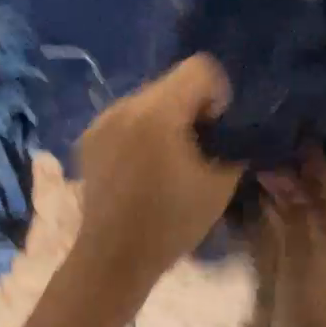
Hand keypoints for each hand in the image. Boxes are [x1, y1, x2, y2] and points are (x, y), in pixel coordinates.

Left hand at [71, 54, 237, 292]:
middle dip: (192, 106)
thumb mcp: (220, 184)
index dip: (217, 92)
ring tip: (171, 159)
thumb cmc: (171, 223)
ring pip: (150, 98)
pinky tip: (145, 167)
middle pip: (173, 82)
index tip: (217, 128)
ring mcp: (103, 120)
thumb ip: (234, 142)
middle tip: (199, 147)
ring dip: (168, 117)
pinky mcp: (89, 136)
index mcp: (158, 112)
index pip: (199, 67)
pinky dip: (144, 130)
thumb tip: (236, 125)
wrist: (113, 260)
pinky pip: (129, 116)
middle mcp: (126, 105)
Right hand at [259, 155, 325, 326]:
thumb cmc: (312, 304)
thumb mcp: (304, 254)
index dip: (314, 158)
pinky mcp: (298, 267)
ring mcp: (315, 252)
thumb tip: (283, 173)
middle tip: (268, 144)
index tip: (291, 133)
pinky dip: (277, 211)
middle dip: (295, 171)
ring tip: (259, 163)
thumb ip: (294, 213)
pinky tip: (259, 198)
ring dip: (285, 188)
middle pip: (315, 194)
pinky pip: (289, 228)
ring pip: (301, 209)